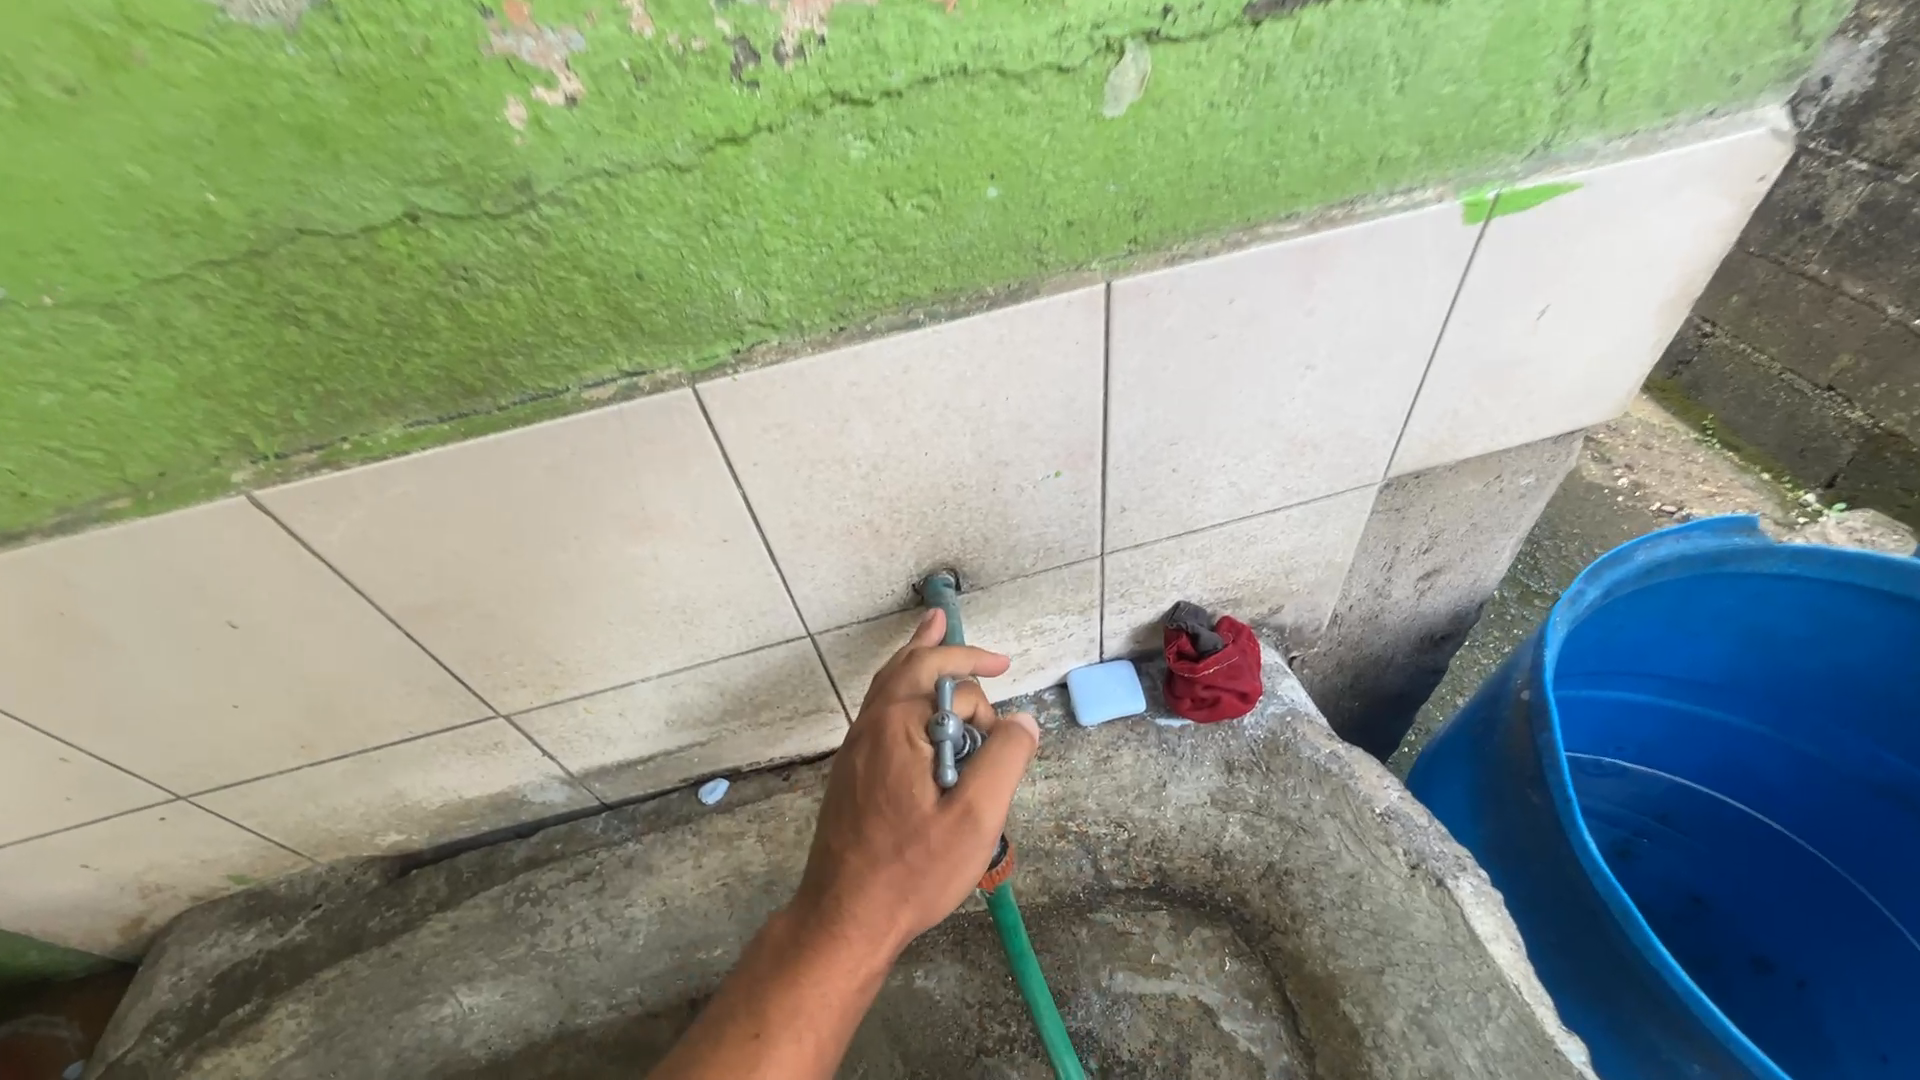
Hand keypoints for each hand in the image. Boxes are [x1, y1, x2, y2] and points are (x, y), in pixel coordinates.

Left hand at [790, 607, 1039, 957]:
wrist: (843, 917)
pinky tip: (916, 699)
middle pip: (909, 665)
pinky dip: (905, 687)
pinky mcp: (853, 770)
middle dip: (951, 653)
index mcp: (898, 724)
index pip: (950, 685)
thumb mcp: (975, 817)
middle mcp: (871, 724)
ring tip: (935, 629)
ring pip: (890, 683)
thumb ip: (1005, 759)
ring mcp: (857, 747)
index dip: (982, 695)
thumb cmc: (912, 869)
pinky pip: (882, 708)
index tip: (1007, 707)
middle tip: (989, 652)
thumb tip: (1024, 719)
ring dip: (920, 658)